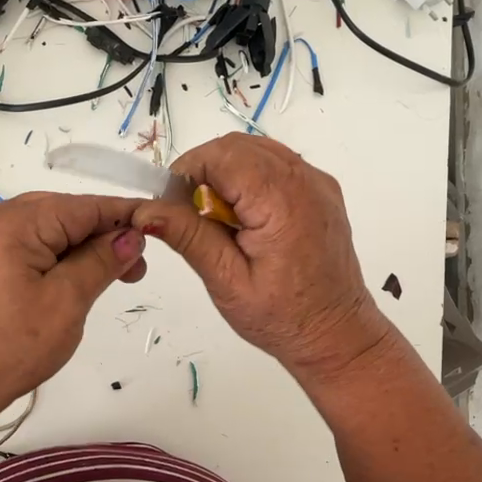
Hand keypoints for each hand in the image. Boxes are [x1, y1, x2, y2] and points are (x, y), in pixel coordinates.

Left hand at [0, 192, 148, 407]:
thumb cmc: (15, 345)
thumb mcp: (68, 301)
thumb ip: (102, 261)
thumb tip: (132, 237)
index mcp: (14, 223)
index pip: (82, 206)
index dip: (122, 217)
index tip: (155, 230)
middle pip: (62, 213)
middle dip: (101, 235)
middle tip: (135, 267)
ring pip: (44, 229)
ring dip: (79, 247)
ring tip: (110, 275)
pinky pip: (25, 245)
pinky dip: (53, 256)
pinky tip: (74, 276)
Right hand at [132, 134, 393, 381]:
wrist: (335, 334)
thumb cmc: (281, 318)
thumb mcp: (226, 283)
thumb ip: (189, 238)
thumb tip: (146, 210)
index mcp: (282, 203)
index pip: (222, 156)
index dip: (188, 171)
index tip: (171, 206)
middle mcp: (305, 181)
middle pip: (238, 147)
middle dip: (203, 171)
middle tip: (186, 214)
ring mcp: (317, 183)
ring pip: (256, 151)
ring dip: (224, 174)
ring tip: (213, 219)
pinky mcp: (320, 191)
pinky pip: (275, 166)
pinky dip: (248, 179)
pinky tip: (241, 218)